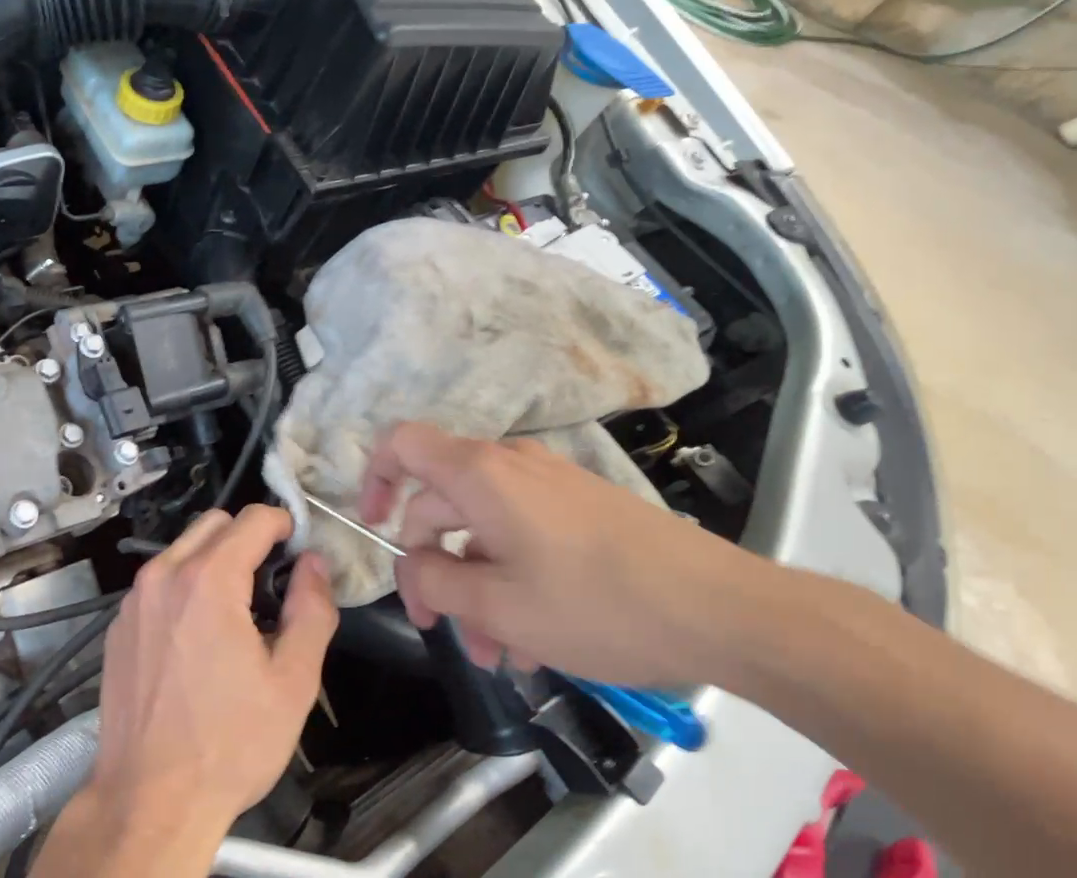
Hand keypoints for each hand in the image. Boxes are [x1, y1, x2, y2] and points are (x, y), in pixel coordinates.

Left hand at [84, 505, 337, 847]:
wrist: (151, 796)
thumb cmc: (229, 744)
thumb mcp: (293, 681)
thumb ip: (311, 610)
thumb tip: (314, 565)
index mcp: (207, 580)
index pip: (252, 519)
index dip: (284, 525)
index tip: (299, 547)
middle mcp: (162, 576)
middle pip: (213, 524)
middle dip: (248, 538)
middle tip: (272, 583)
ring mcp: (134, 600)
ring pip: (181, 550)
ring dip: (214, 562)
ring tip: (238, 615)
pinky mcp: (119, 625)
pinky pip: (158, 584)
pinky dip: (184, 589)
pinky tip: (199, 638)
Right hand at [360, 422, 762, 686]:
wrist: (725, 611)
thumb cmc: (597, 605)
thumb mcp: (497, 607)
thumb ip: (432, 583)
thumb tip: (413, 567)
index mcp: (479, 474)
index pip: (400, 445)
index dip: (374, 480)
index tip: (376, 530)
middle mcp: (511, 465)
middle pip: (441, 503)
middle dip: (434, 568)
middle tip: (442, 629)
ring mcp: (553, 484)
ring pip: (486, 529)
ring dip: (477, 586)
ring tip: (500, 654)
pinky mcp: (585, 508)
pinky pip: (525, 534)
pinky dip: (514, 577)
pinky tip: (536, 639)